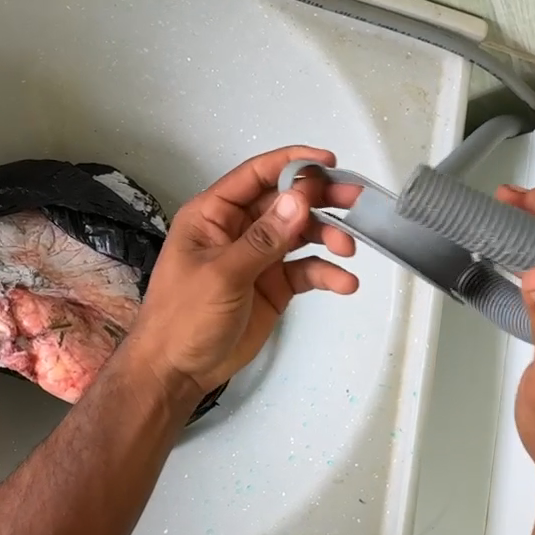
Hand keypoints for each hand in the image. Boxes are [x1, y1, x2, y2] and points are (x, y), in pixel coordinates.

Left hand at [117, 147, 360, 408]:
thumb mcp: (223, 274)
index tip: (328, 162)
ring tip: (348, 248)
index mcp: (214, 214)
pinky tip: (345, 283)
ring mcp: (258, 257)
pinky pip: (305, 270)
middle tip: (355, 200)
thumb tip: (300, 198)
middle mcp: (238, 229)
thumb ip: (264, 238)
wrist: (178, 371)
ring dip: (327, 236)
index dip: (292, 164)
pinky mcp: (274, 285)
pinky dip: (326, 273)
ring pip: (300, 233)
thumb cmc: (186, 315)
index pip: (256, 176)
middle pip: (285, 202)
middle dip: (320, 199)